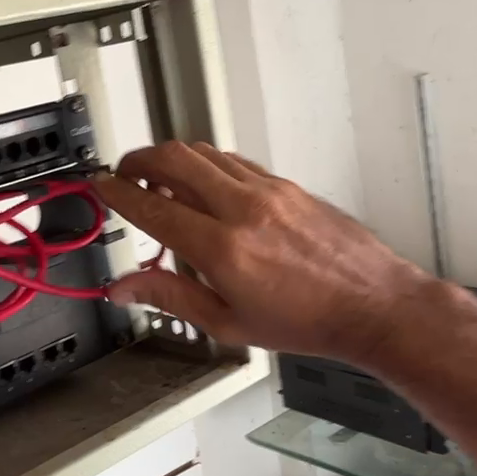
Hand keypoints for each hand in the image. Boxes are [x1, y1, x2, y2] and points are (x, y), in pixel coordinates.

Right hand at [93, 142, 432, 363]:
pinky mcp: (286, 185)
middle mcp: (244, 210)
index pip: (153, 207)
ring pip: (203, 153)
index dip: (118, 193)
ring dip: (171, 158)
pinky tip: (202, 184)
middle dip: (138, 160)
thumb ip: (170, 296)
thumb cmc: (309, 321)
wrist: (374, 305)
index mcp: (223, 249)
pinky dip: (205, 164)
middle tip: (124, 172)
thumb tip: (125, 289)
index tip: (102, 187)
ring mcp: (268, 191)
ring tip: (158, 179)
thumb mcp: (227, 323)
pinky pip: (233, 161)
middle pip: (174, 159)